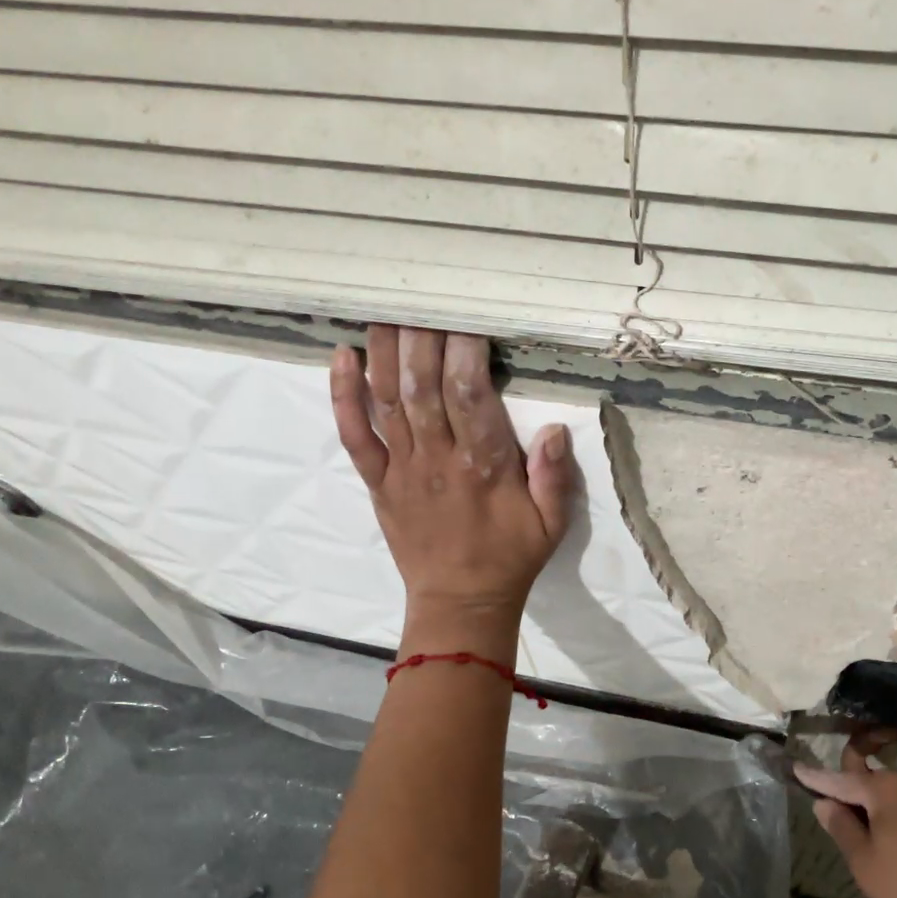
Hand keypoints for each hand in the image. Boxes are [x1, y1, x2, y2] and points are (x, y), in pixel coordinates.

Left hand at [330, 326, 574, 623]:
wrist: (460, 602)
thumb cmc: (511, 557)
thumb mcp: (552, 523)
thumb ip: (553, 477)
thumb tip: (554, 429)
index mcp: (484, 466)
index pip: (471, 394)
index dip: (466, 350)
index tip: (468, 315)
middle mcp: (439, 459)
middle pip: (424, 385)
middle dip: (423, 336)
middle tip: (425, 296)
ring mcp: (403, 468)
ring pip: (387, 399)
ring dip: (383, 350)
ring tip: (385, 307)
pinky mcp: (378, 480)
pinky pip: (355, 434)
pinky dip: (344, 395)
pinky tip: (341, 356)